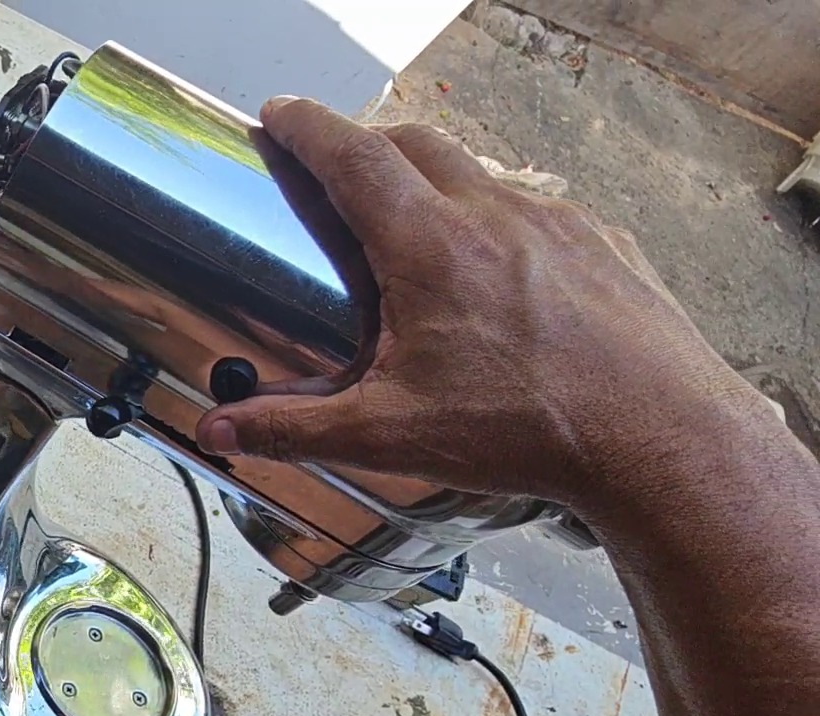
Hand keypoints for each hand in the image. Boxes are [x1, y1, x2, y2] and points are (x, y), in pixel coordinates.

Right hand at [197, 97, 768, 512]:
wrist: (659, 440)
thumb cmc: (523, 428)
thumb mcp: (379, 434)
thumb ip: (287, 428)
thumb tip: (218, 427)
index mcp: (434, 252)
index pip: (359, 162)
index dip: (310, 130)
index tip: (281, 113)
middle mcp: (497, 219)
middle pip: (414, 146)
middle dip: (357, 141)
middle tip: (322, 160)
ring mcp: (556, 226)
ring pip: (471, 170)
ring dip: (416, 175)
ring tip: (386, 216)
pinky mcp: (595, 246)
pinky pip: (521, 204)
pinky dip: (474, 209)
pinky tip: (465, 260)